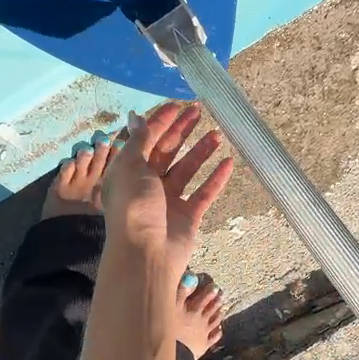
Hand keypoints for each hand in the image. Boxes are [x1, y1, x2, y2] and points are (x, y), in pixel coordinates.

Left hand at [101, 102, 234, 277]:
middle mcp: (147, 184)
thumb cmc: (134, 206)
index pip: (146, 140)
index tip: (177, 106)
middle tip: (199, 112)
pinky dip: (216, 179)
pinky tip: (229, 163)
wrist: (146, 253)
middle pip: (167, 152)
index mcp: (129, 172)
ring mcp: (169, 201)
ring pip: (187, 170)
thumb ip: (138, 141)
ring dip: (201, 152)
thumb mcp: (130, 167)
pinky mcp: (188, 216)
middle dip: (182, 131)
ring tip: (218, 134)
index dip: (160, 122)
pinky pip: (204, 193)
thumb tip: (136, 117)